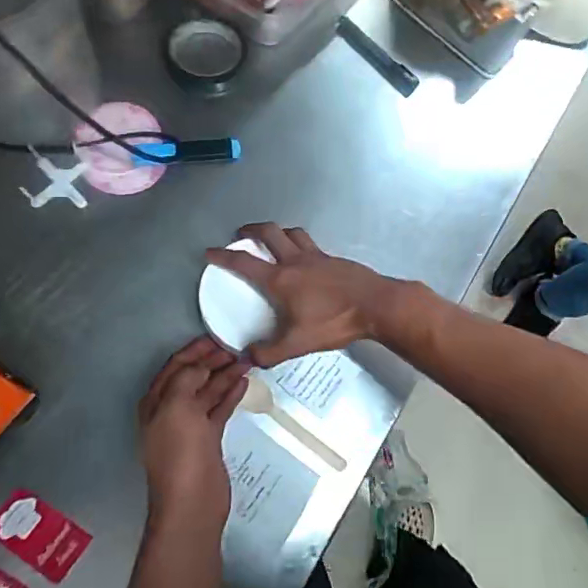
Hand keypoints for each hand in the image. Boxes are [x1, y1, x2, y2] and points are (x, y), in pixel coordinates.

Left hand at [136, 338, 248, 528]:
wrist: (191, 501)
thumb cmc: (179, 453)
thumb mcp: (177, 407)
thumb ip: (187, 380)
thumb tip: (201, 365)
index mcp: (156, 401)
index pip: (176, 366)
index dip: (195, 350)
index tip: (218, 337)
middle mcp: (170, 410)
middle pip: (193, 376)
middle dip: (213, 360)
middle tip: (237, 347)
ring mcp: (190, 425)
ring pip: (208, 391)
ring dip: (225, 375)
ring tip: (246, 361)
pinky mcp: (207, 438)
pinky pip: (219, 408)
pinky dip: (230, 395)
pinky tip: (243, 383)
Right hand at [204, 223, 396, 366]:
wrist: (376, 305)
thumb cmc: (334, 321)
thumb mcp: (297, 344)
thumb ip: (269, 353)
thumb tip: (248, 357)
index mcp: (281, 279)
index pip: (244, 263)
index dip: (224, 256)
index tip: (211, 251)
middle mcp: (296, 260)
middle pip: (269, 232)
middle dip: (251, 230)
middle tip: (241, 234)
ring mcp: (318, 256)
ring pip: (293, 233)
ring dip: (278, 232)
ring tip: (273, 239)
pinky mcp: (336, 259)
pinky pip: (312, 244)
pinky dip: (301, 244)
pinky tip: (306, 259)